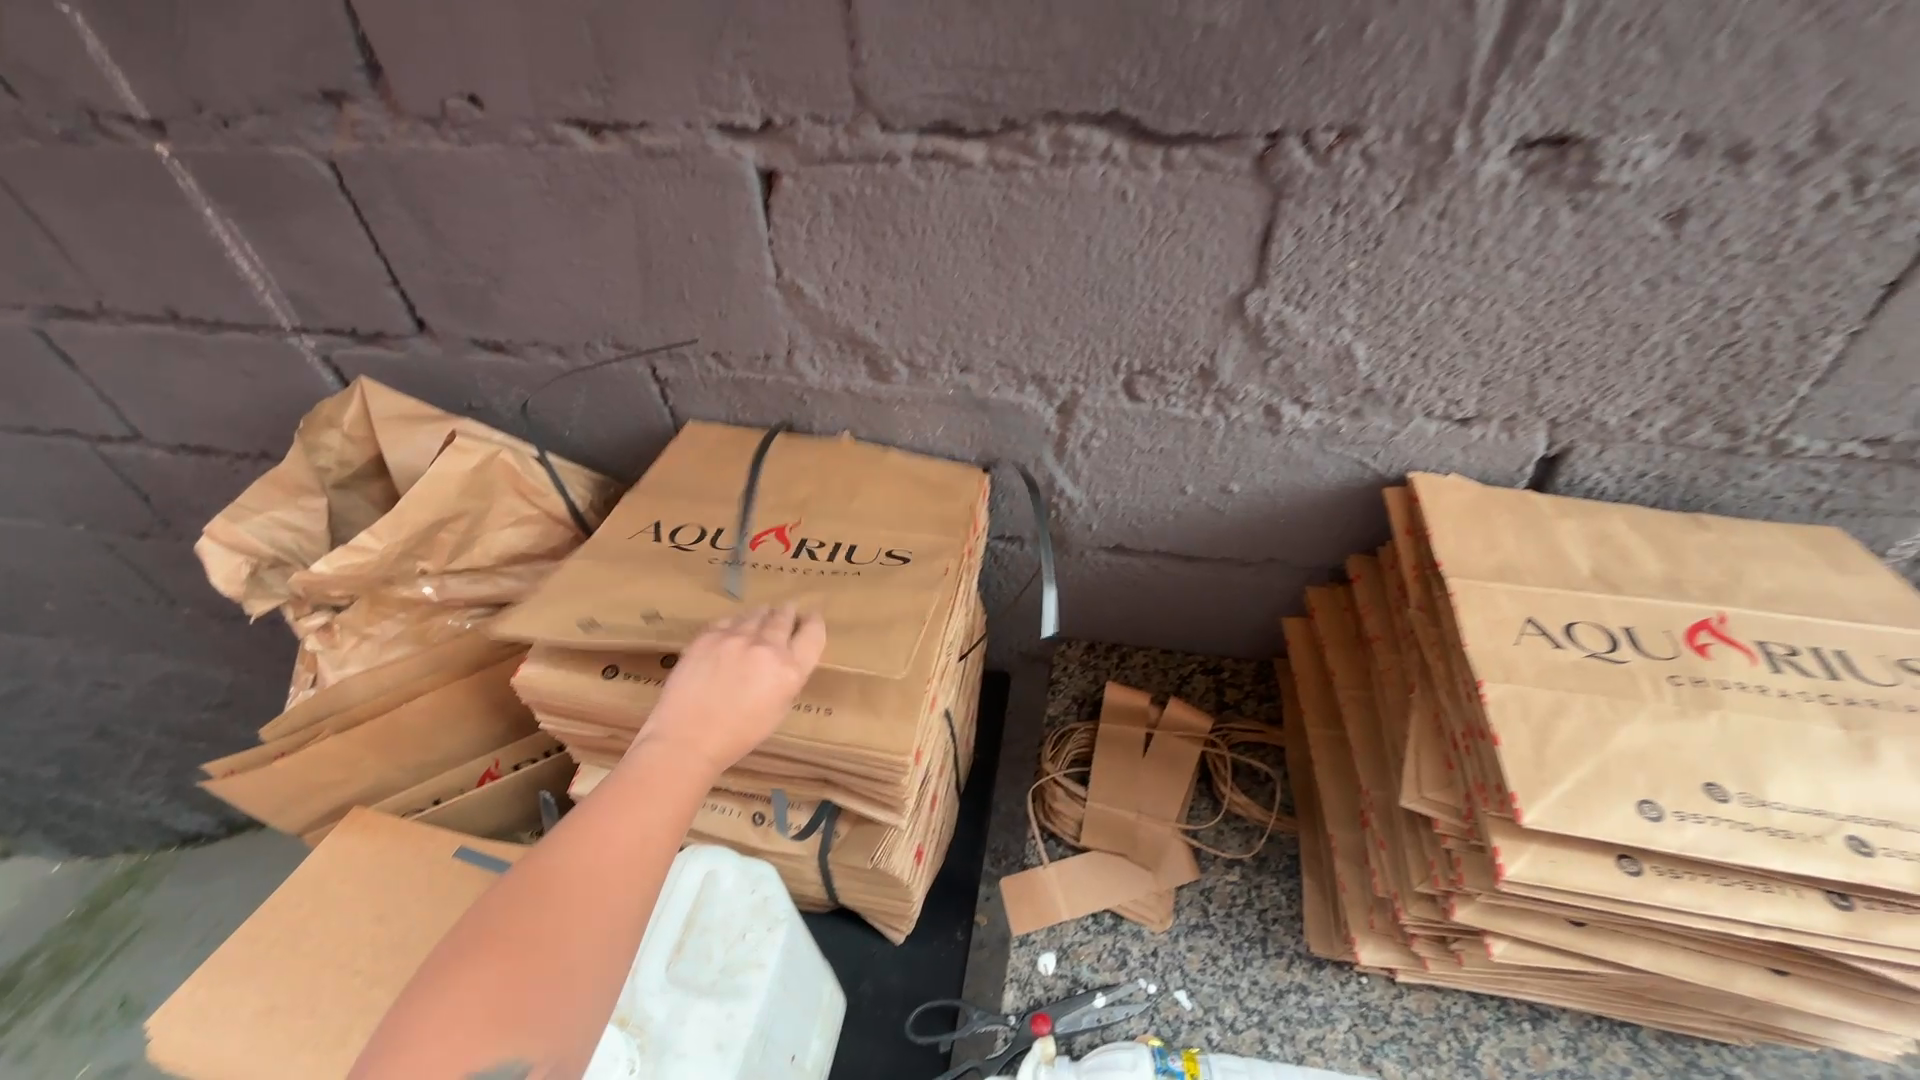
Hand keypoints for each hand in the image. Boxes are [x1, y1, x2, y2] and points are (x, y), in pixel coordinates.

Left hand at [627, 605, 827, 779]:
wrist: (687, 738)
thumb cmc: (739, 735)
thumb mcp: (779, 709)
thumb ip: (788, 677)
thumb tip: (786, 656)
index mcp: (790, 671)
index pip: (813, 633)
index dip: (814, 621)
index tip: (811, 617)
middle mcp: (767, 647)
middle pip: (784, 616)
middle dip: (788, 613)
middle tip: (787, 611)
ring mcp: (736, 638)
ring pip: (757, 613)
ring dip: (763, 615)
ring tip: (761, 618)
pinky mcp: (709, 635)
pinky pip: (730, 620)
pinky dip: (736, 623)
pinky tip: (733, 631)